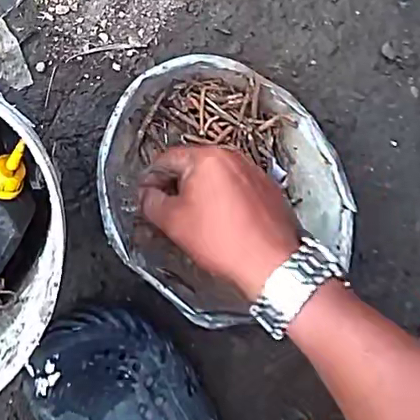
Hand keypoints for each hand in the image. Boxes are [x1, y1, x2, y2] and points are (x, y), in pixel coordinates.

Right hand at [138, 145, 301, 300]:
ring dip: (202, 191)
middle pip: (192, 164)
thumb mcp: (173, 222)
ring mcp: (252, 171)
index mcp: (205, 157)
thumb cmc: (223, 241)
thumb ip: (151, 202)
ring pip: (215, 175)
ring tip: (197, 218)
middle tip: (169, 208)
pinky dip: (225, 198)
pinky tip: (223, 221)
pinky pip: (237, 186)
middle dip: (177, 184)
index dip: (152, 178)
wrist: (271, 263)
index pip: (167, 159)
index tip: (148, 195)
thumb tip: (147, 195)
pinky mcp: (268, 188)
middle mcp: (231, 156)